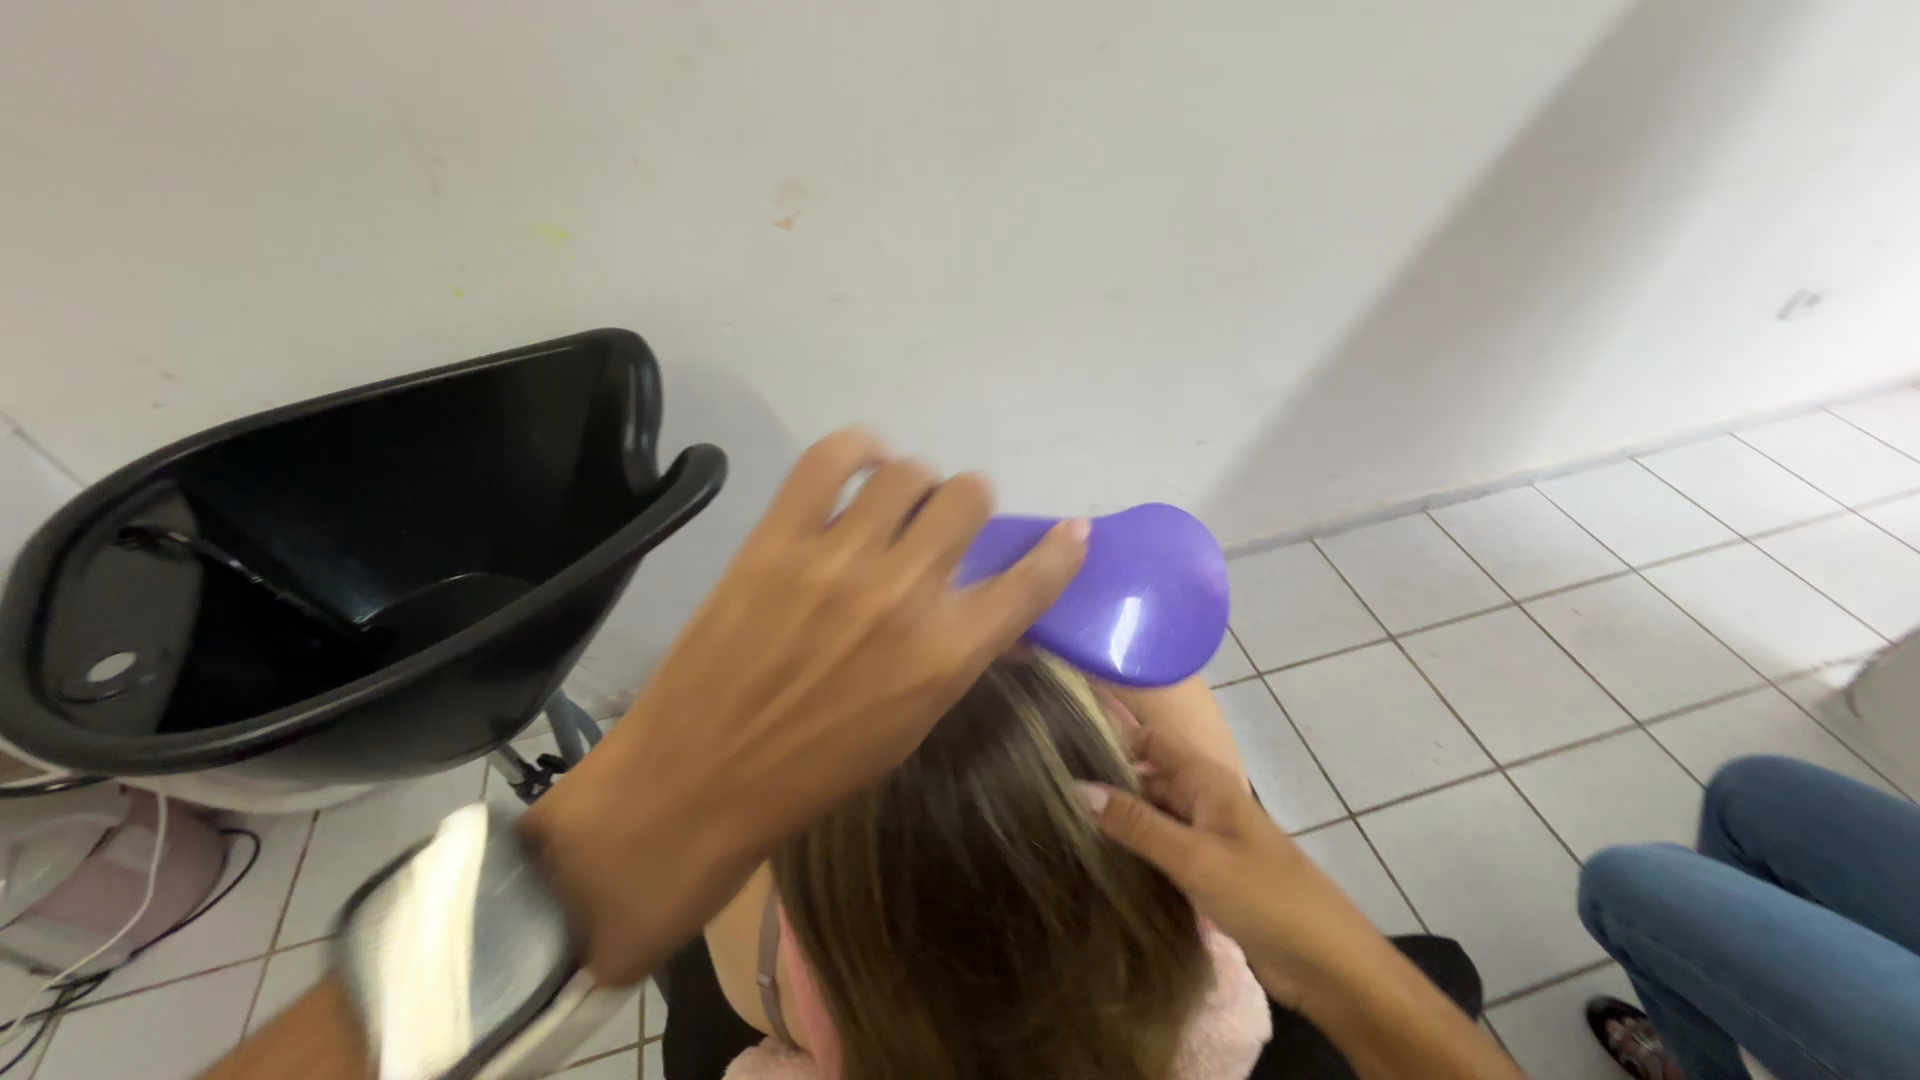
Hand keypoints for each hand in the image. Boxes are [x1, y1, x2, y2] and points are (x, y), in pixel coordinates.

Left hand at [522, 429, 1088, 985]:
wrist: (703, 779)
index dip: (1060, 552)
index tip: (1071, 532)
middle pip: (968, 498)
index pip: (1031, 582)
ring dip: (915, 484)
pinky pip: (831, 458)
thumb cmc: (818, 770)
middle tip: (944, 526)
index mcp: (947, 655)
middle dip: (968, 507)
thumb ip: (957, 656)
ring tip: (895, 505)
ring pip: (907, 472)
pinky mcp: (777, 538)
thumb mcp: (914, 725)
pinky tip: (861, 466)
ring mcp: (837, 559)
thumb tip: (992, 609)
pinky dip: (857, 449)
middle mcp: (904, 594)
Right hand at [1080, 722, 1384, 1008]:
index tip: (1060, 741)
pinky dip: (1133, 854)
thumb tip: (1075, 787)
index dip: (1111, 735)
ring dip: (1116, 823)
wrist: (1327, 964)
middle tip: (1046, 794)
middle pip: (1145, 779)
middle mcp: (1202, 802)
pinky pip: (1160, 853)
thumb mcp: (1194, 857)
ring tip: (1058, 827)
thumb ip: (1136, 824)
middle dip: (1104, 783)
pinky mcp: (1205, 876)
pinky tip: (1096, 866)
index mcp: (1206, 781)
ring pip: (1150, 819)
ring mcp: (1204, 840)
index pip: (1150, 741)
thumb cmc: (1265, 895)